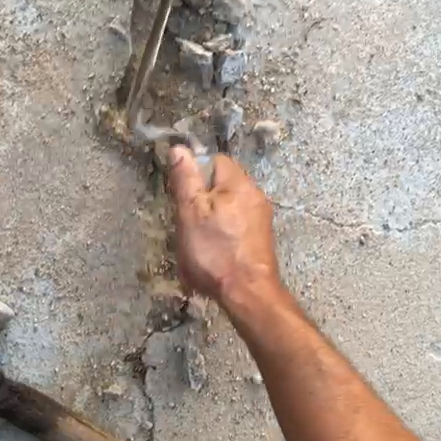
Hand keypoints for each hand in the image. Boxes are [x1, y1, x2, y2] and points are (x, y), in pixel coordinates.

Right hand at [165, 148, 282, 308]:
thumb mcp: (190, 212)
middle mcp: (254, 194)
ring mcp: (261, 217)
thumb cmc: (215, 251)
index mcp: (238, 183)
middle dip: (203, 199)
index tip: (185, 197)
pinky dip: (224, 232)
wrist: (248, 292)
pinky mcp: (261, 237)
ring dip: (212, 218)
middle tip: (190, 221)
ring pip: (228, 205)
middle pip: (222, 184)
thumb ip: (186, 179)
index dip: (195, 174)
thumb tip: (180, 148)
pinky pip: (237, 223)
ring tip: (200, 240)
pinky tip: (215, 251)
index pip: (214, 160)